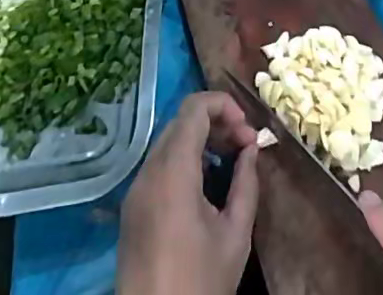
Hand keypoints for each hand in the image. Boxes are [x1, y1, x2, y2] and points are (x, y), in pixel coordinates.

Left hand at [116, 92, 261, 294]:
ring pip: (170, 140)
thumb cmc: (199, 283)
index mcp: (173, 172)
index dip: (225, 106)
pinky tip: (208, 181)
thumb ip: (246, 182)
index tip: (249, 132)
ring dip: (202, 139)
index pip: (195, 108)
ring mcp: (136, 190)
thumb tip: (251, 149)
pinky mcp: (132, 208)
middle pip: (182, 121)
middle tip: (246, 145)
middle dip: (218, 122)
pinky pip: (160, 164)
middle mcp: (148, 172)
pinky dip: (186, 158)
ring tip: (231, 160)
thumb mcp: (236, 233)